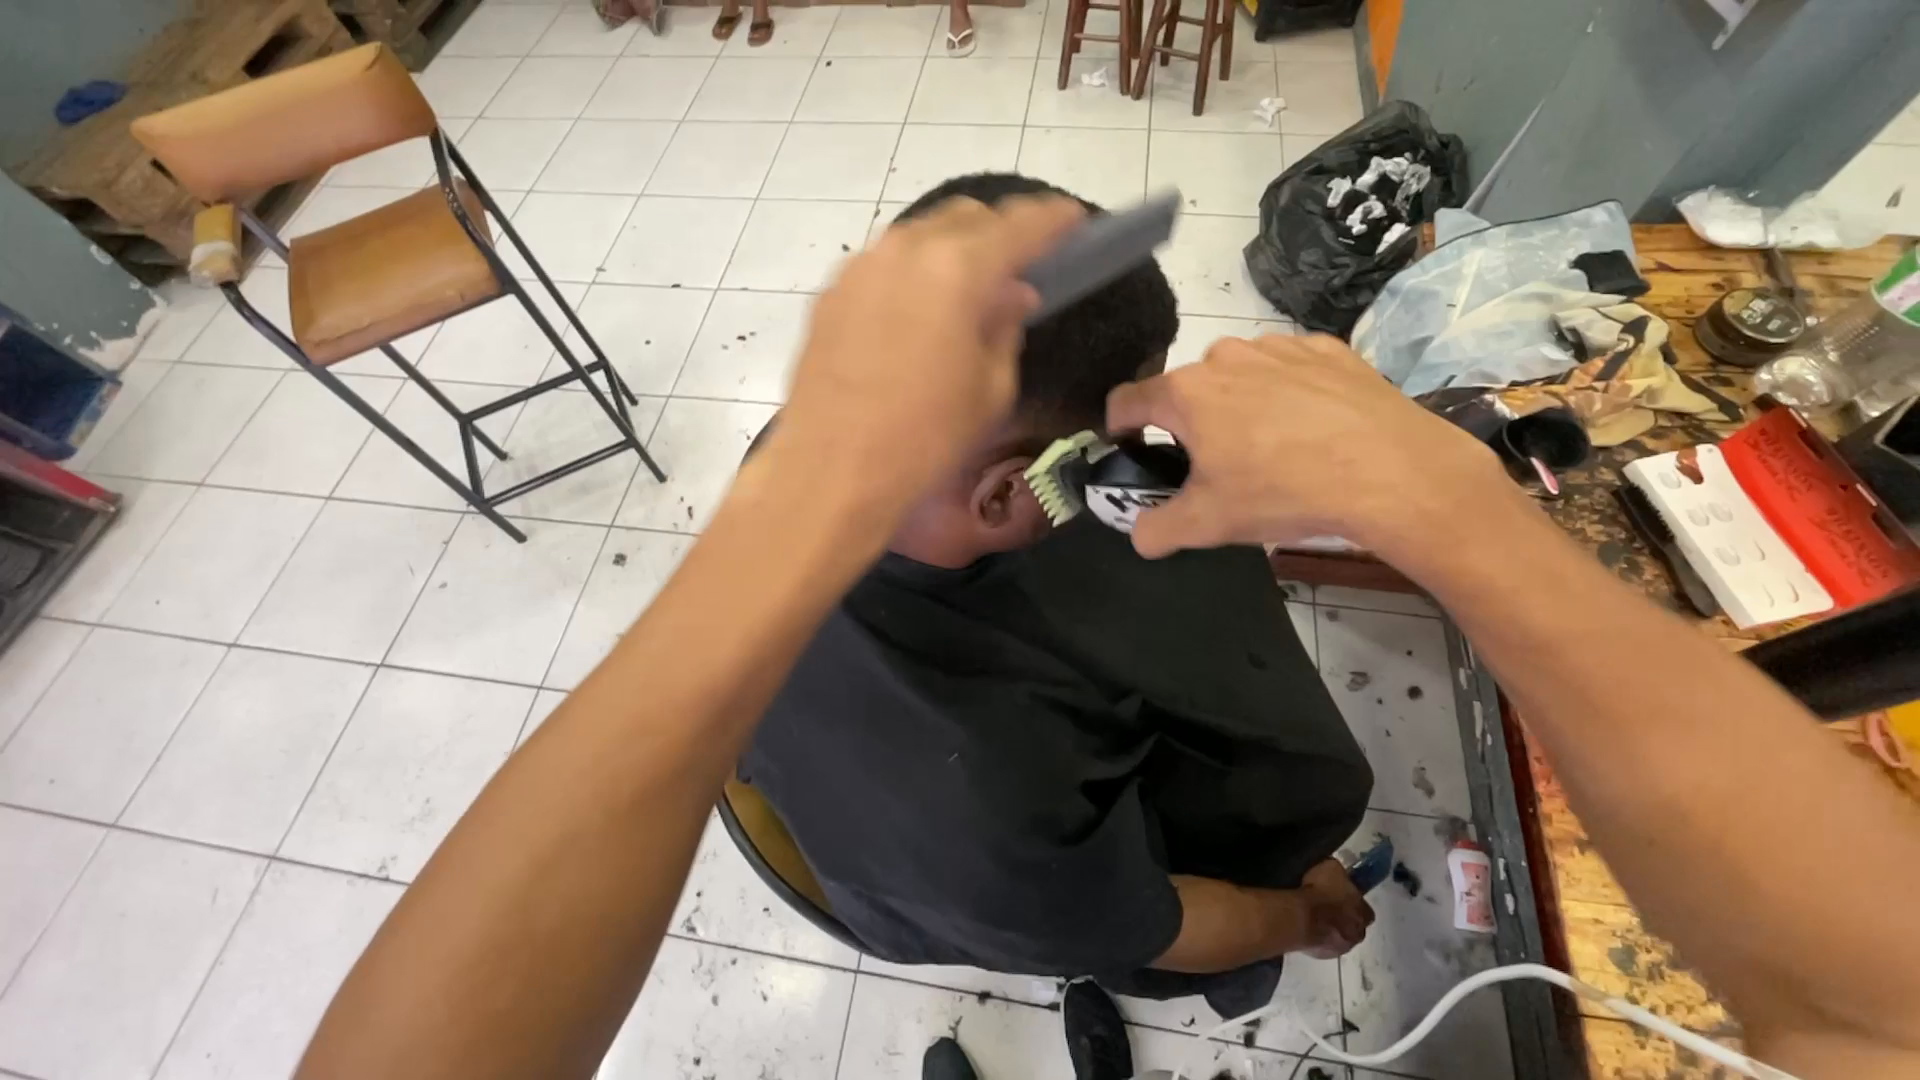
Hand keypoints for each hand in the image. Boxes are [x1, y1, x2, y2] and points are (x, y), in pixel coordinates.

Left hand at [774, 194, 1085, 505]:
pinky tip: (917, 314)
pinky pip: (883, 266)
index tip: (1073, 219)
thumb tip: (1011, 294)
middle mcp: (904, 250)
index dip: (1052, 219)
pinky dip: (911, 275)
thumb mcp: (990, 390)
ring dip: (951, 252)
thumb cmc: (925, 439)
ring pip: (918, 236)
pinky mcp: (830, 294)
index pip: (1018, 226)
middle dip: (998, 232)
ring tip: (966, 292)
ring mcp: (860, 268)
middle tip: (1017, 267)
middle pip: (964, 219)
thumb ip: (1005, 328)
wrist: (832, 471)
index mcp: (956, 270)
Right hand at [1104, 334, 1513, 561]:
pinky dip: (1287, 394)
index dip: (1119, 428)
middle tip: (1216, 466)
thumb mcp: (1208, 525)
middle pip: (1185, 390)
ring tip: (1271, 448)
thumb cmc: (1283, 492)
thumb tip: (1140, 535)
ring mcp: (1278, 347)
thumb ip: (1157, 530)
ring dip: (1238, 405)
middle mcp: (1224, 357)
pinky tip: (1312, 429)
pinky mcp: (1327, 349)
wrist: (1392, 472)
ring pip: (1238, 376)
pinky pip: (1288, 370)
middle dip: (1189, 424)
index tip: (1131, 449)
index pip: (1126, 401)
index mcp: (1186, 393)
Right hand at [1300, 858, 1373, 958]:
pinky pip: (1322, 944)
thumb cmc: (1320, 891)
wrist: (1301, 918)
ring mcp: (1340, 947)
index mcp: (1364, 912)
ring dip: (1330, 929)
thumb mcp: (1331, 868)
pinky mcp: (1323, 955)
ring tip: (1313, 917)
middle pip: (1355, 926)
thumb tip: (1339, 872)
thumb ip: (1339, 872)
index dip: (1354, 902)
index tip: (1341, 895)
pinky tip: (1305, 925)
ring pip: (1339, 938)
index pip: (1366, 909)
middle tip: (1327, 906)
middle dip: (1344, 918)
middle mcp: (1358, 933)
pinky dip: (1317, 936)